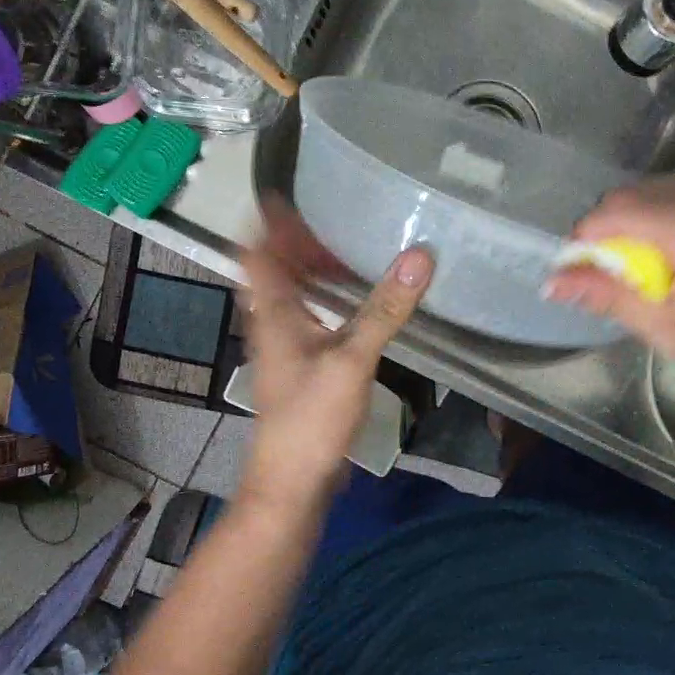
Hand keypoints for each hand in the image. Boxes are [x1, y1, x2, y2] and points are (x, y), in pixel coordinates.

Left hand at [239, 205, 432, 503]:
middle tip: (333, 221)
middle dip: (297, 243)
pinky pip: (307, 319)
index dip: (266, 221)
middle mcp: (270, 324)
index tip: (288, 194)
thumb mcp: (352, 360)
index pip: (255, 251)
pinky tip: (354, 305)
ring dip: (311, 272)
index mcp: (271, 312)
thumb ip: (385, 309)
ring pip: (290, 296)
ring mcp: (282, 348)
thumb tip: (420, 256)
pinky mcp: (299, 369)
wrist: (292, 480)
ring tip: (348, 253)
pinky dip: (324, 301)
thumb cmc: (310, 417)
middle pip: (272, 270)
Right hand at [543, 171, 674, 377]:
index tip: (581, 272)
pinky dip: (651, 219)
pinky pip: (663, 191)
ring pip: (641, 192)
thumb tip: (552, 282)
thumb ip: (608, 295)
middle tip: (620, 278)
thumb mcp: (665, 327)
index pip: (618, 213)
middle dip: (609, 236)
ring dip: (629, 227)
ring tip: (649, 268)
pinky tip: (668, 251)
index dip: (587, 240)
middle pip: (626, 198)